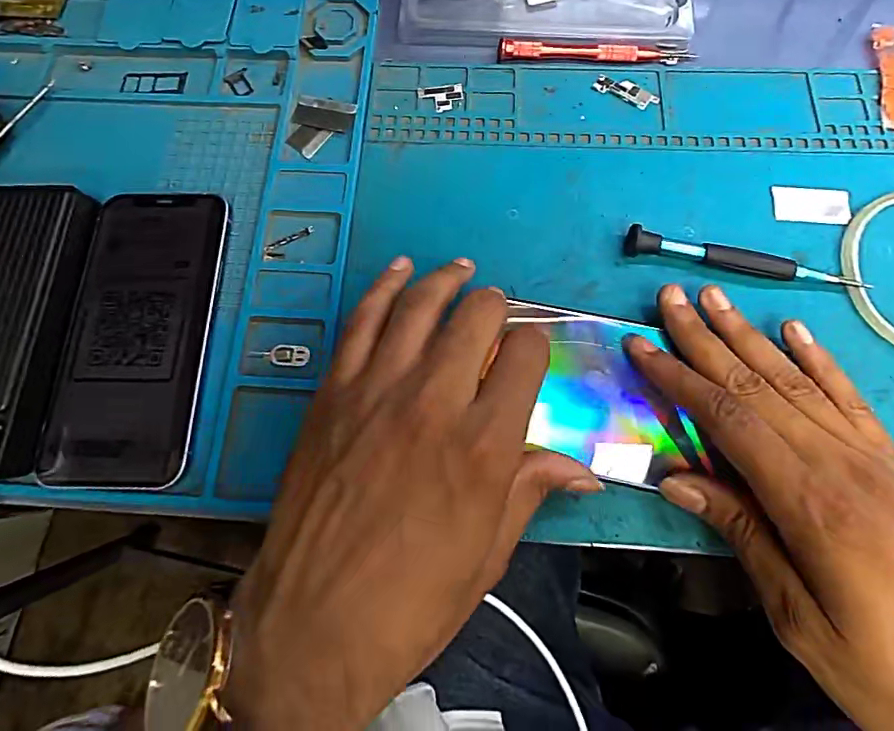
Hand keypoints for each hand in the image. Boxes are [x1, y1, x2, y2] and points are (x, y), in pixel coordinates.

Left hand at [223, 258, 600, 730]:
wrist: (314, 624)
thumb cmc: (413, 600)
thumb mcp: (487, 552)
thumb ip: (530, 490)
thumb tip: (580, 470)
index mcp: (484, 445)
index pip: (525, 355)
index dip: (533, 347)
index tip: (527, 357)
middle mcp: (435, 401)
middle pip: (477, 317)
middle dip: (495, 308)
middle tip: (495, 316)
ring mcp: (378, 390)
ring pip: (421, 306)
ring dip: (446, 280)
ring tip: (460, 270)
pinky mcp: (335, 391)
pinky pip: (362, 320)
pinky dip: (384, 288)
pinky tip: (400, 270)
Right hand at [626, 284, 893, 730]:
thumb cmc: (892, 673)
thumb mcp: (801, 621)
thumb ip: (743, 536)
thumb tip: (677, 482)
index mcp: (809, 502)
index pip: (727, 419)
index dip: (678, 379)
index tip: (642, 346)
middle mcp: (839, 464)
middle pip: (756, 386)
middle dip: (705, 338)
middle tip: (671, 298)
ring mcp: (872, 459)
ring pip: (796, 381)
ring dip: (749, 336)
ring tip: (716, 300)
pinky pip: (849, 399)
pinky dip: (819, 360)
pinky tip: (796, 331)